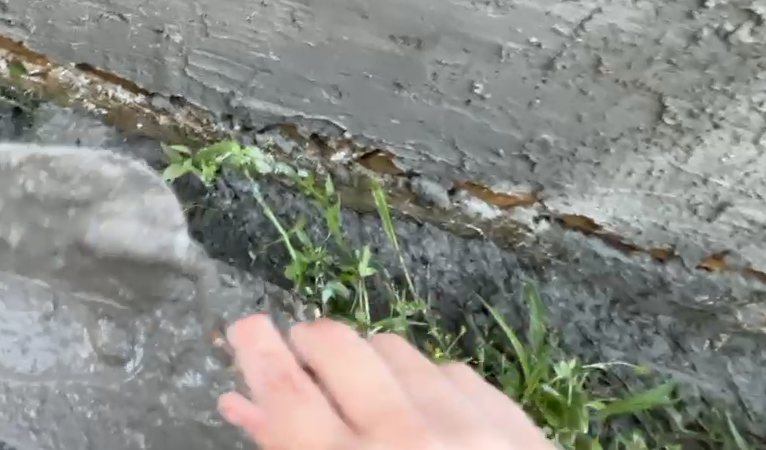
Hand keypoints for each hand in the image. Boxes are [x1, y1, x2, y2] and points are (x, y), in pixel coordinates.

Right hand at [219, 316, 556, 449]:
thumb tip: (240, 405)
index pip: (286, 392)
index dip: (257, 349)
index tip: (246, 327)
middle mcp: (408, 446)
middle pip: (336, 347)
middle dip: (310, 342)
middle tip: (307, 362)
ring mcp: (473, 436)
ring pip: (393, 350)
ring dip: (370, 365)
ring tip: (375, 400)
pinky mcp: (524, 435)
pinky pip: (452, 373)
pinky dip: (430, 388)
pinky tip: (433, 422)